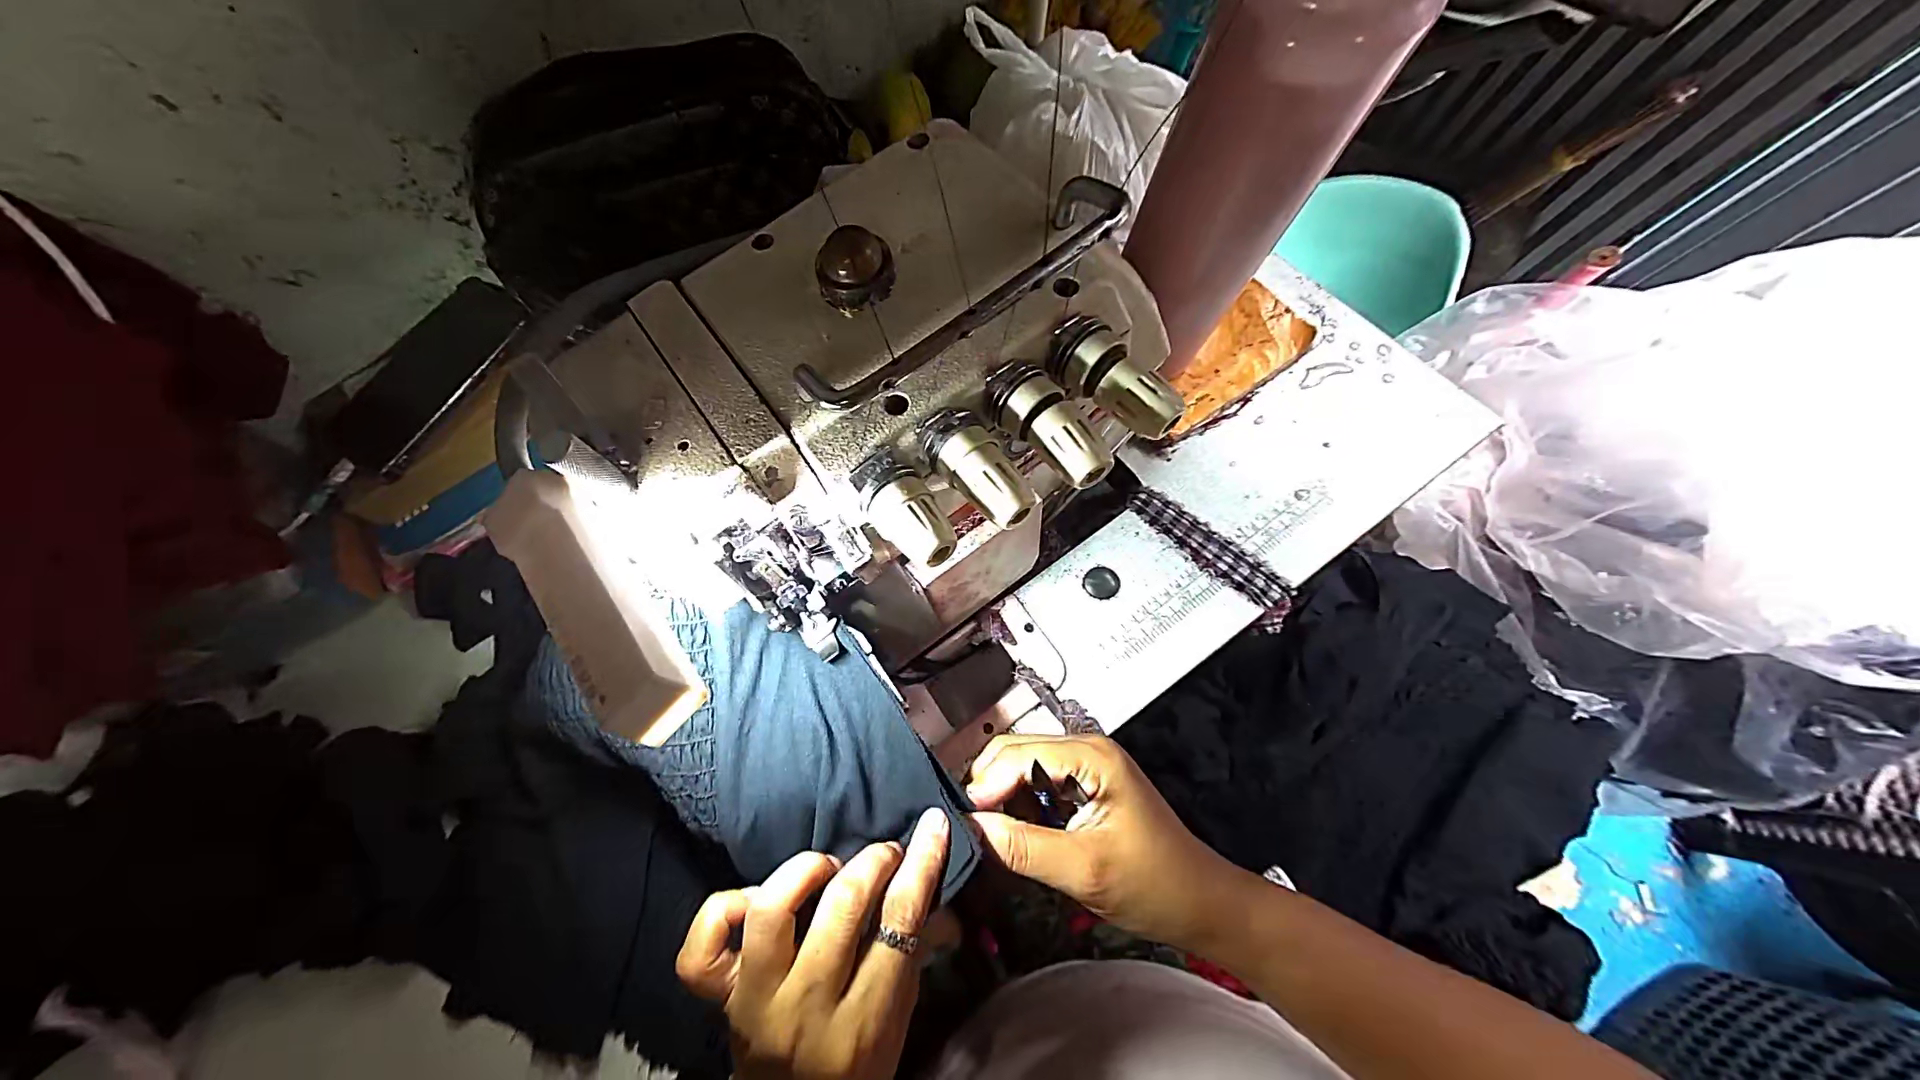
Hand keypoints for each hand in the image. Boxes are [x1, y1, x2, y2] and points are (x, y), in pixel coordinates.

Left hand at [676, 807, 950, 1079]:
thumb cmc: (855, 1063)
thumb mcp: (898, 1018)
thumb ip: (916, 951)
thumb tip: (940, 884)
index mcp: (862, 1022)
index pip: (898, 921)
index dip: (921, 864)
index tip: (932, 826)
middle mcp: (805, 1010)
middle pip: (842, 906)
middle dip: (873, 861)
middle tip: (885, 854)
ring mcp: (754, 1001)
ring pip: (771, 910)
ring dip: (806, 870)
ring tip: (827, 868)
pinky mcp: (716, 997)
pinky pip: (702, 945)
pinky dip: (728, 906)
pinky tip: (759, 899)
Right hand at [967, 734, 1251, 952]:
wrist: (1199, 903)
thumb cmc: (1160, 883)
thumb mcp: (1084, 870)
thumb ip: (1023, 847)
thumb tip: (973, 828)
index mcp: (1092, 757)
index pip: (1015, 754)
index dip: (985, 786)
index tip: (965, 821)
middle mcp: (1086, 751)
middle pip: (1011, 754)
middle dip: (988, 790)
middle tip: (976, 832)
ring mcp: (1083, 767)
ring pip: (1018, 769)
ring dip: (1002, 801)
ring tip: (1001, 841)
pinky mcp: (1081, 786)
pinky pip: (1033, 787)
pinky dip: (1018, 810)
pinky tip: (1021, 838)